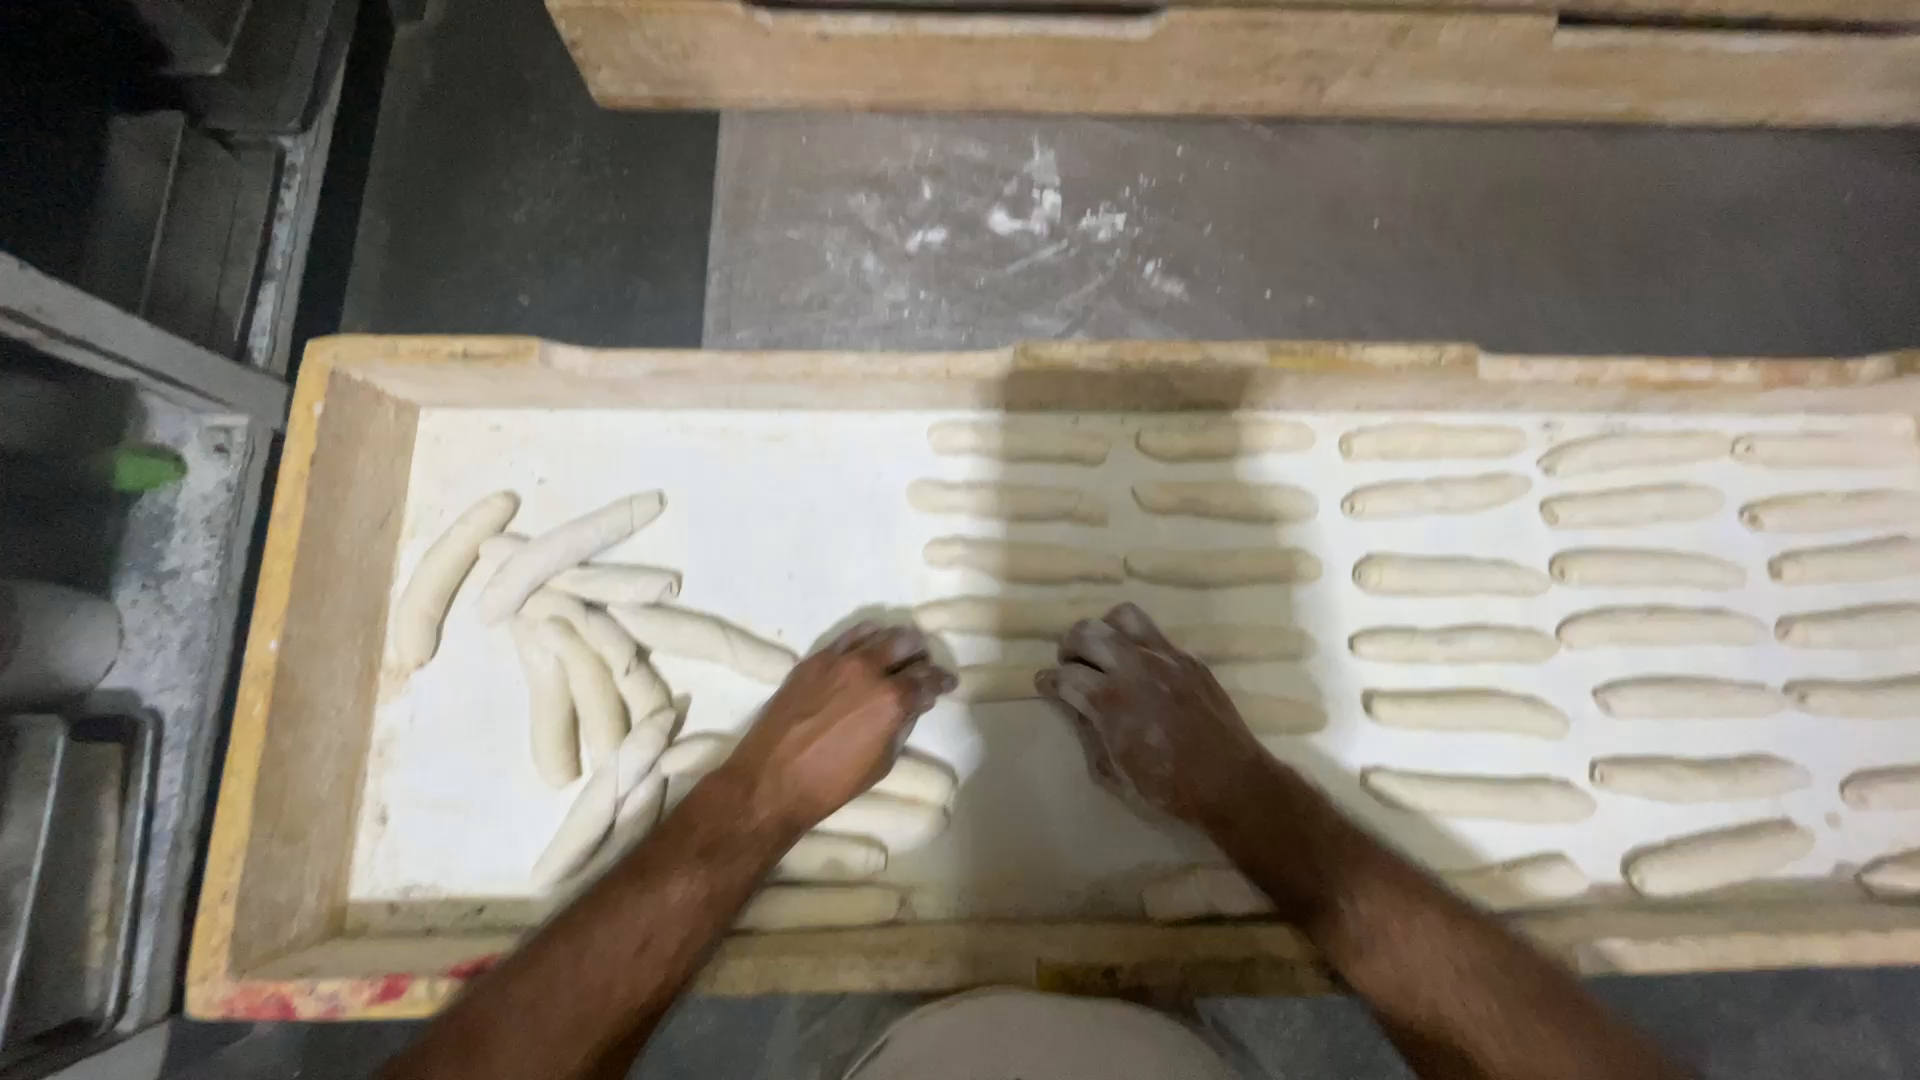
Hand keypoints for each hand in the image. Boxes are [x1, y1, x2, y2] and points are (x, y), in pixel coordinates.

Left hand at [723, 621, 954, 836]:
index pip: (928, 679)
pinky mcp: (815, 659)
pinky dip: (867, 638)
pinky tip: (869, 648)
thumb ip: (903, 725)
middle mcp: (869, 669)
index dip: (942, 681)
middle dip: (921, 655)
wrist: (772, 779)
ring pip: (879, 633)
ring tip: (898, 654)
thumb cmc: (832, 782)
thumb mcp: (883, 761)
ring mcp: (839, 659)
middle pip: (907, 643)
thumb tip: (915, 703)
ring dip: (896, 642)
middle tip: (922, 667)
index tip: (948, 683)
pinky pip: (849, 636)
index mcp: (892, 699)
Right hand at [1037, 603, 1273, 829]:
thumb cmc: (1168, 787)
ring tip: (1105, 652)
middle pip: (1085, 632)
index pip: (1064, 675)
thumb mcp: (1114, 771)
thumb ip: (1089, 733)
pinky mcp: (1189, 658)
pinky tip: (1141, 668)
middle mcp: (1133, 668)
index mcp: (1109, 701)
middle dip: (1069, 648)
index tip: (1044, 684)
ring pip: (1121, 617)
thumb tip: (1077, 709)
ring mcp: (1164, 657)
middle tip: (1072, 666)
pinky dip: (1138, 645)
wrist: (1231, 782)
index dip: (1047, 681)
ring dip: (1104, 631)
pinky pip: (1155, 635)